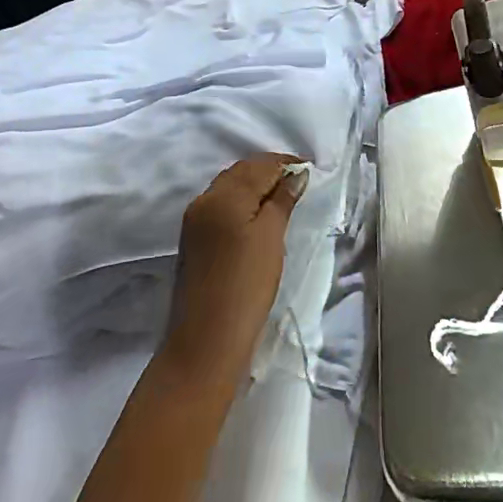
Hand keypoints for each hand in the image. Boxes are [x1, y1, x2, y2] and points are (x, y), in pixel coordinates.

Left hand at [163, 154, 307, 377]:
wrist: (207, 338)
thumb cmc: (246, 286)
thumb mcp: (270, 239)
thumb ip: (282, 201)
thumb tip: (296, 175)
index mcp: (223, 195)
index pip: (258, 165)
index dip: (284, 163)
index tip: (309, 168)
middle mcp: (204, 199)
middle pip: (240, 172)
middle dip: (268, 170)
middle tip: (298, 180)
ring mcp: (195, 219)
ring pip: (228, 187)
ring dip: (253, 184)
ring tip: (282, 195)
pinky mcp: (193, 238)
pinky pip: (219, 204)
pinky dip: (240, 201)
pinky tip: (256, 213)